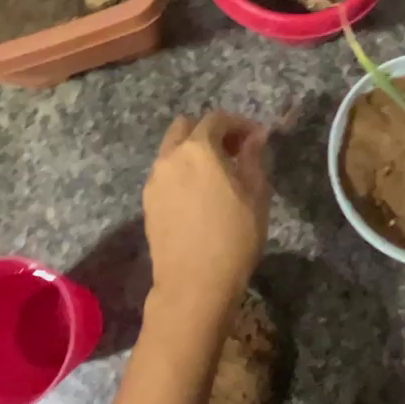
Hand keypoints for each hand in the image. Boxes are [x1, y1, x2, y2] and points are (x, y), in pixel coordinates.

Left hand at [142, 112, 270, 323]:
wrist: (194, 284)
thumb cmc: (234, 236)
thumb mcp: (256, 194)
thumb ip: (254, 157)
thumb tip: (256, 136)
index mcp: (198, 148)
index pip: (217, 119)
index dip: (239, 123)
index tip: (256, 139)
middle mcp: (170, 157)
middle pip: (186, 127)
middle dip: (210, 132)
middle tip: (233, 152)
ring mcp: (154, 180)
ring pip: (172, 151)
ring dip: (193, 152)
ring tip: (217, 176)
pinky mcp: (148, 203)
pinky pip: (166, 174)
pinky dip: (182, 173)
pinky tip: (199, 197)